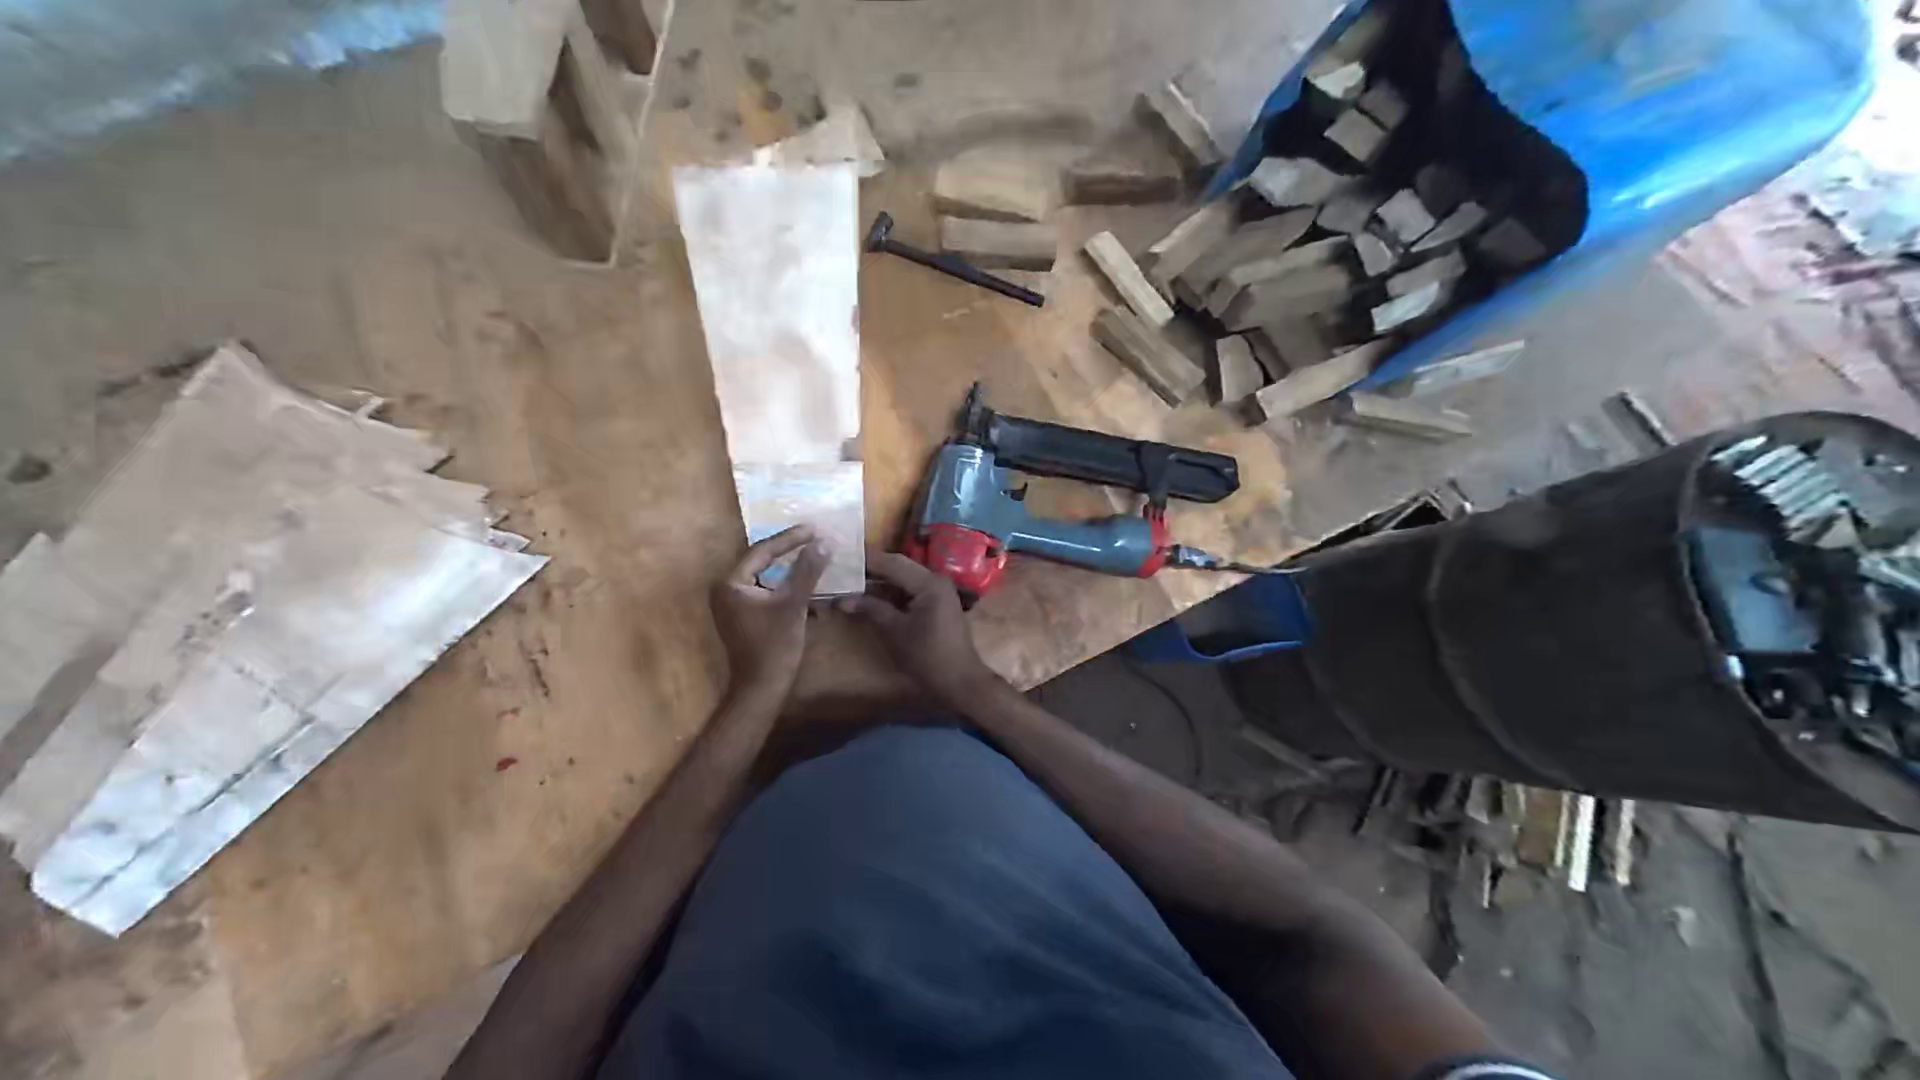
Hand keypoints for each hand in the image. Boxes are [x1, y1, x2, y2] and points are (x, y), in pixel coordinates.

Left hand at [711, 526, 829, 704]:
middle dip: (789, 549)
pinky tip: (805, 583)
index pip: (763, 550)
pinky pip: (765, 589)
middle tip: (814, 537)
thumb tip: (823, 542)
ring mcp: (732, 603)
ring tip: (813, 555)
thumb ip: (807, 571)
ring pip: (765, 575)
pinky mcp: (742, 614)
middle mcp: (726, 589)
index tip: (814, 529)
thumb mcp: (794, 605)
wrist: (762, 687)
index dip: (790, 538)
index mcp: (731, 583)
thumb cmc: (775, 646)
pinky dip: (784, 585)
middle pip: (762, 560)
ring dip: (789, 568)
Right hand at [837, 552, 999, 707]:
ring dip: (881, 581)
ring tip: (852, 581)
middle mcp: (936, 579)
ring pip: (905, 578)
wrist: (959, 681)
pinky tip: (872, 596)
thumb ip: (871, 608)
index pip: (893, 563)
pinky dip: (893, 592)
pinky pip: (912, 590)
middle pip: (899, 567)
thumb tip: (842, 599)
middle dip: (872, 570)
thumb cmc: (927, 656)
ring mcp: (939, 591)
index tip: (842, 558)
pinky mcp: (938, 603)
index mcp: (929, 582)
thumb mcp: (895, 631)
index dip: (867, 561)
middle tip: (843, 569)